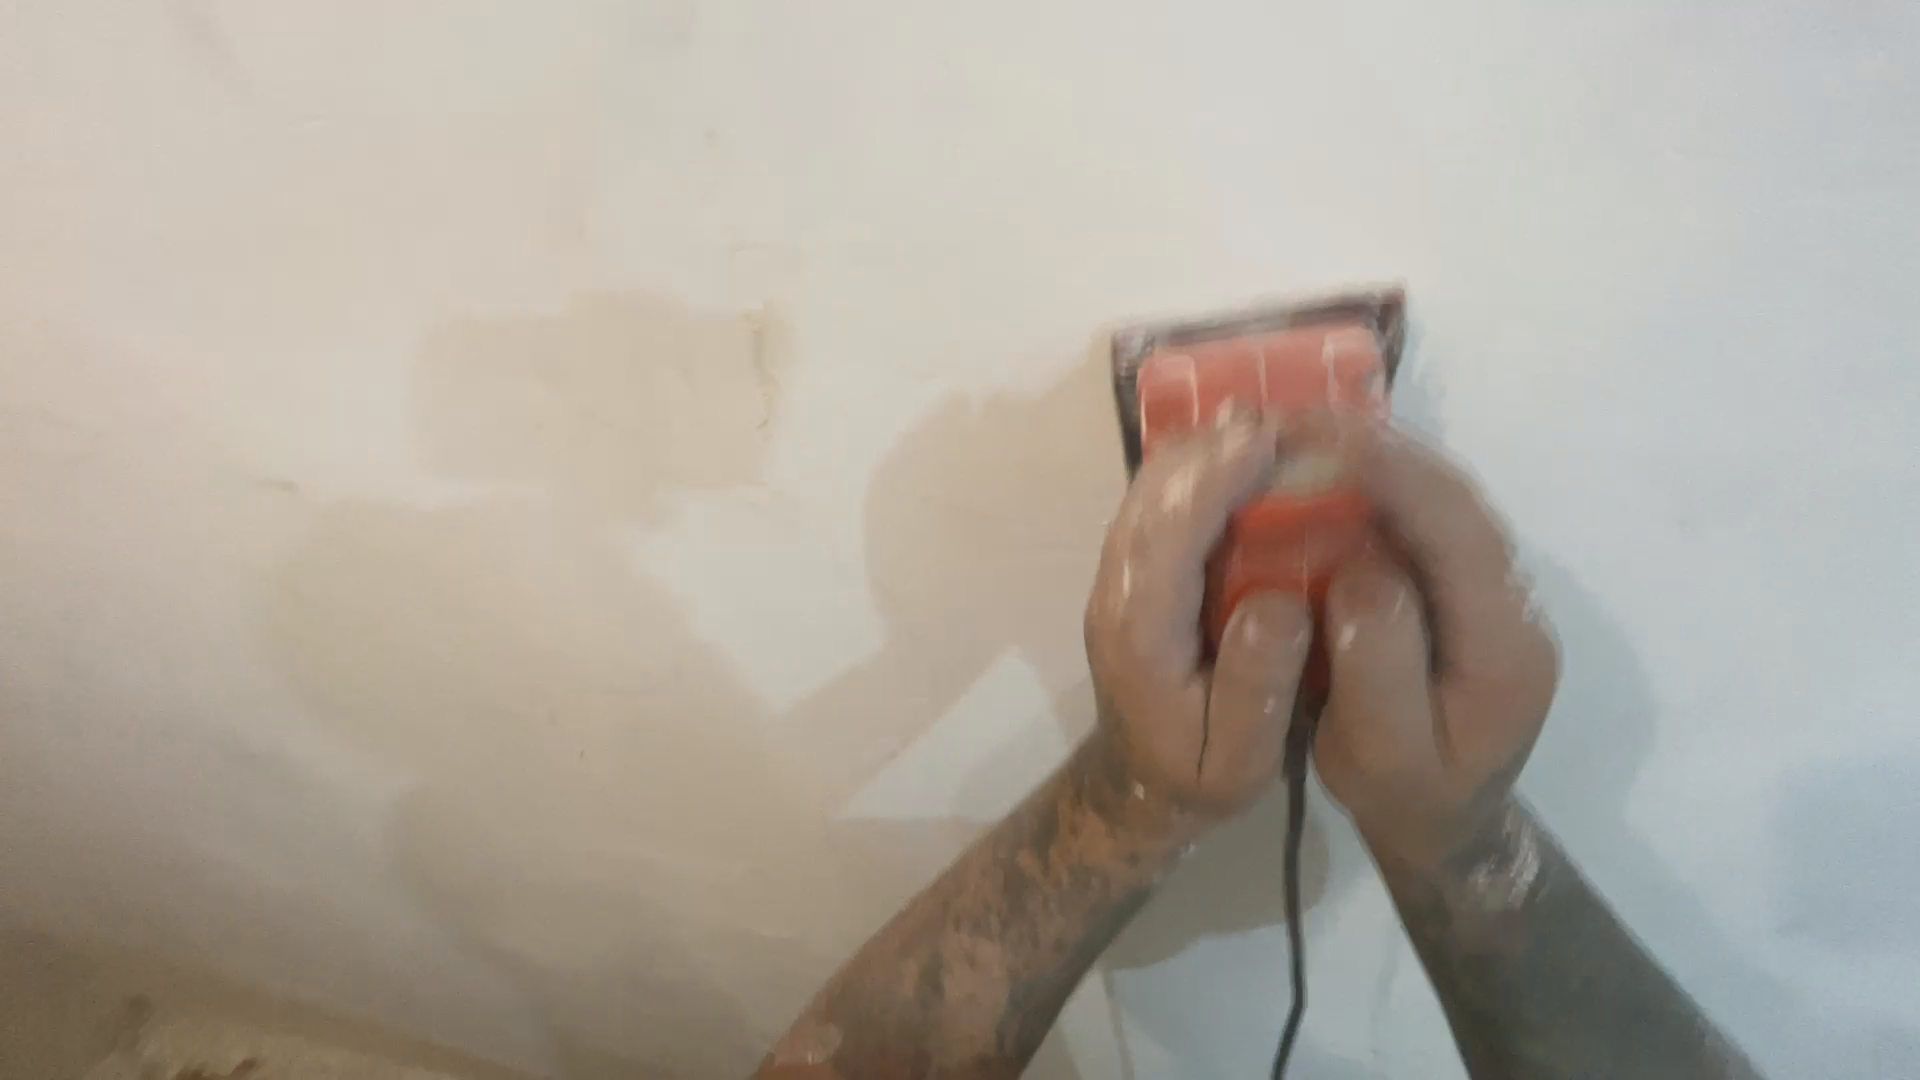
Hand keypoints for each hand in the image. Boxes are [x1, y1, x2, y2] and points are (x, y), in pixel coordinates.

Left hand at [1085, 412, 1314, 820]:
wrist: (1138, 779)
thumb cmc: (1195, 772)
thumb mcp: (1240, 759)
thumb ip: (1257, 687)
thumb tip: (1279, 604)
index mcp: (1138, 634)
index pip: (1166, 539)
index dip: (1211, 481)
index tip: (1264, 436)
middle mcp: (1115, 593)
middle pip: (1148, 502)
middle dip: (1206, 450)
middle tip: (1275, 412)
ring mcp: (1115, 579)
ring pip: (1144, 496)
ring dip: (1196, 452)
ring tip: (1258, 420)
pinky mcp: (1127, 573)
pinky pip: (1152, 507)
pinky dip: (1189, 471)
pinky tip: (1231, 453)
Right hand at [1301, 418, 1559, 866]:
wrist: (1443, 817)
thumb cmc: (1407, 791)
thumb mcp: (1383, 754)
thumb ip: (1380, 665)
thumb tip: (1362, 568)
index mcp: (1504, 642)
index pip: (1457, 533)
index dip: (1391, 474)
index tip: (1317, 437)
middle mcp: (1507, 600)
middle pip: (1454, 500)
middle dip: (1379, 448)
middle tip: (1296, 419)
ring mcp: (1484, 590)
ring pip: (1439, 500)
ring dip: (1375, 457)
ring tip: (1305, 431)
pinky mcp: (1453, 588)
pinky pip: (1417, 520)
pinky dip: (1372, 485)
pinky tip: (1323, 472)